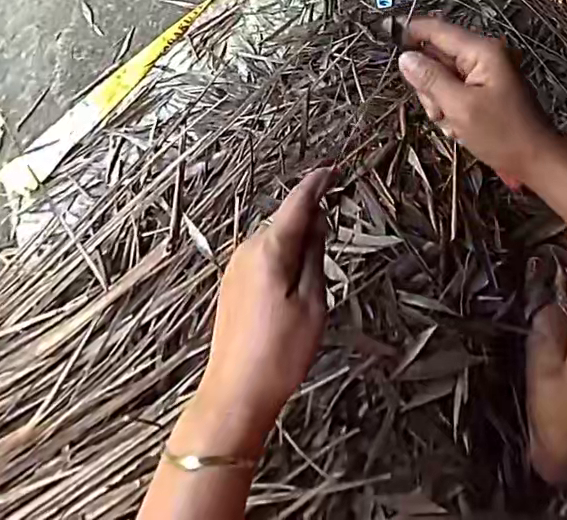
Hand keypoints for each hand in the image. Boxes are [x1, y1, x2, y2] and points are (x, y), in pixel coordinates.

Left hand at [181, 168, 330, 454]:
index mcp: (270, 249)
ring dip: (296, 241)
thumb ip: (315, 253)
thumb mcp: (313, 301)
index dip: (318, 182)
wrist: (234, 397)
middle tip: (333, 234)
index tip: (334, 168)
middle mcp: (248, 250)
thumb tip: (317, 220)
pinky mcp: (232, 284)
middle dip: (310, 219)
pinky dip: (282, 256)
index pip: (298, 202)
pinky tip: (292, 284)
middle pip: (286, 220)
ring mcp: (236, 267)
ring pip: (275, 239)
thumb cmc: (280, 353)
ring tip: (314, 274)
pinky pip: (263, 256)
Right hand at [396, 17, 560, 188]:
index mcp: (482, 51)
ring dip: (440, 101)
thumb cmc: (503, 135)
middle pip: (437, 56)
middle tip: (440, 111)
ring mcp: (486, 71)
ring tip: (454, 123)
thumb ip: (430, 79)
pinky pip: (454, 90)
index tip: (387, 36)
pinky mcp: (485, 88)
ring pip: (442, 76)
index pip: (437, 29)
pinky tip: (461, 126)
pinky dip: (451, 108)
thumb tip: (405, 58)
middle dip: (430, 85)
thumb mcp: (460, 108)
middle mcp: (484, 55)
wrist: (537, 160)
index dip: (410, 31)